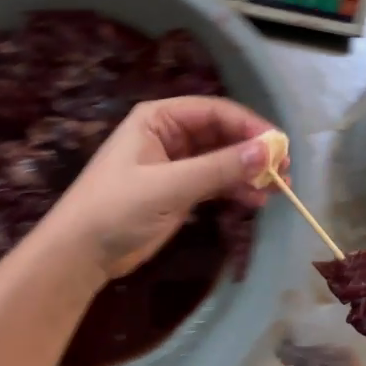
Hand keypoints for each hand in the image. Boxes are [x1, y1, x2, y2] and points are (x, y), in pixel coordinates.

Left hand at [36, 96, 280, 284]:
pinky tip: (257, 201)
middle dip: (253, 150)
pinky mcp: (180, 190)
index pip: (215, 111)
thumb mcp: (169, 186)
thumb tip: (267, 151)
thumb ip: (218, 168)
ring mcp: (176, 163)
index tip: (279, 146)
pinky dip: (237, 188)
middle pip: (222, 134)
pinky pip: (216, 181)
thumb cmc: (116, 208)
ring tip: (278, 189)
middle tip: (285, 170)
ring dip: (249, 171)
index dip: (249, 125)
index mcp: (159, 118)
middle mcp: (170, 134)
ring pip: (223, 159)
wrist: (80, 253)